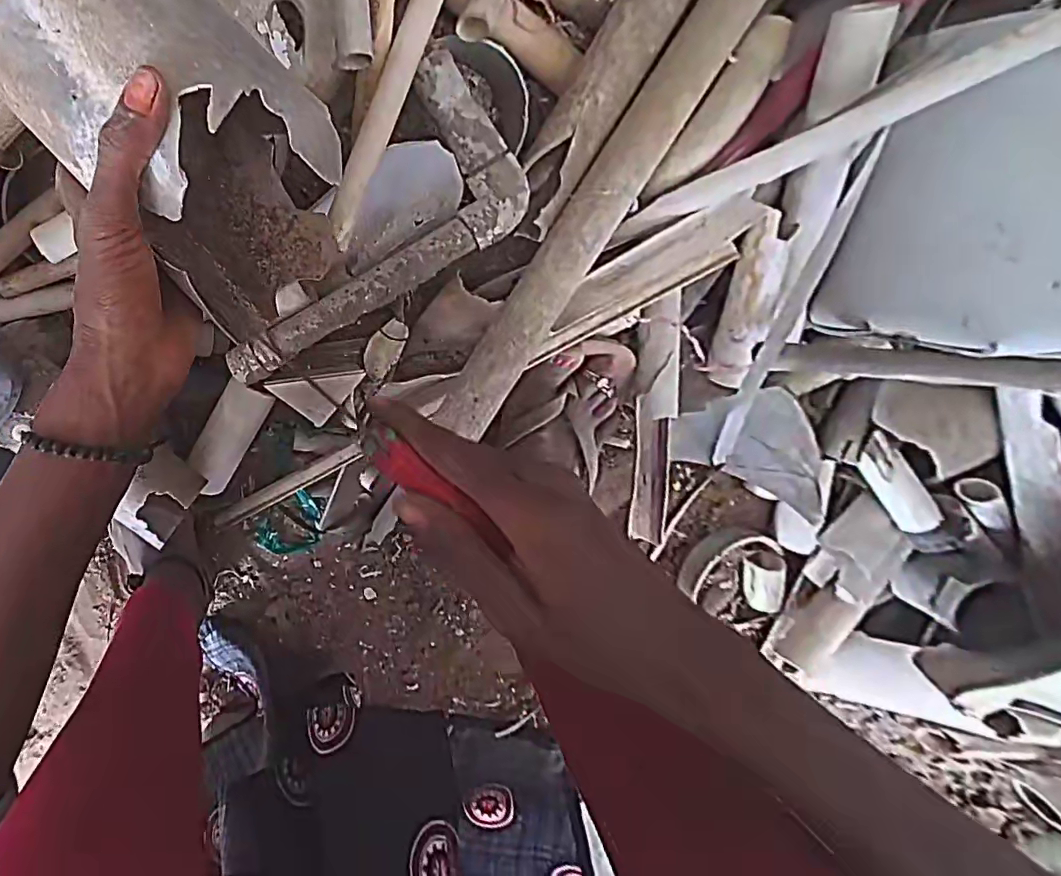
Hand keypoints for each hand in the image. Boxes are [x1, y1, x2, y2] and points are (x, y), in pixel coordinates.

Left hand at [37, 67, 200, 447]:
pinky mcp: (196, 253)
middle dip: (172, 124)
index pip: (99, 136)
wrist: (140, 366)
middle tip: (201, 84)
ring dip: (205, 160)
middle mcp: (130, 210)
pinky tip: (251, 179)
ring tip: (232, 117)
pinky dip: (230, 201)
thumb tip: (143, 92)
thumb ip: (123, 159)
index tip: (139, 63)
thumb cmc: (109, 305)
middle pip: (151, 155)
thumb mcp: (108, 222)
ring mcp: (165, 232)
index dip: (114, 101)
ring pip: (185, 184)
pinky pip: (215, 218)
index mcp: (95, 197)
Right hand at [371, 399, 745, 733]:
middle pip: (470, 455)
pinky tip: (475, 517)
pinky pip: (511, 476)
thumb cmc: (597, 642)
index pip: (455, 456)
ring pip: (490, 464)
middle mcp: (547, 487)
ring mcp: (564, 489)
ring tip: (431, 507)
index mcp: (529, 512)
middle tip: (393, 475)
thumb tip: (409, 506)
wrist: (681, 654)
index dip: (411, 428)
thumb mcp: (513, 611)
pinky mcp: (571, 498)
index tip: (379, 405)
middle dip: (426, 456)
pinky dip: (478, 484)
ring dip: (452, 473)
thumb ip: (458, 552)